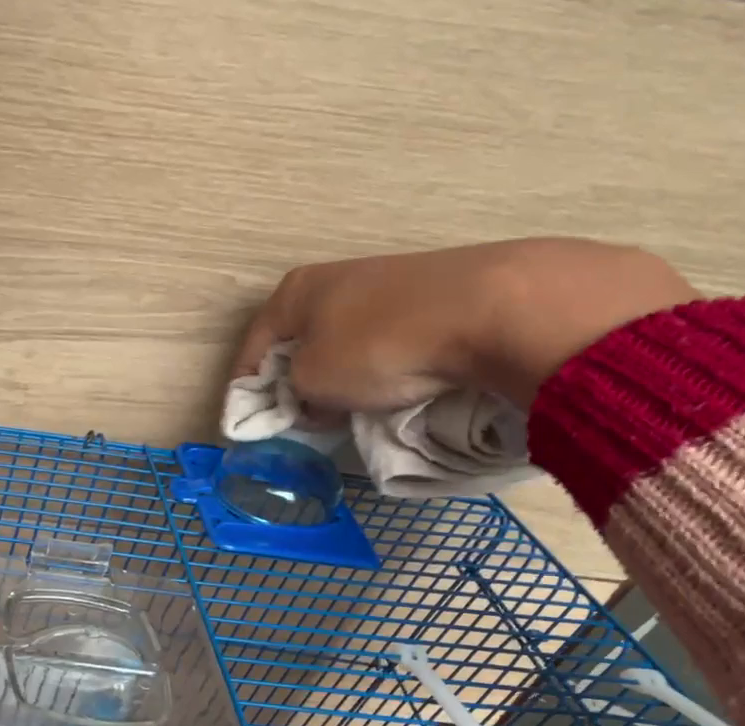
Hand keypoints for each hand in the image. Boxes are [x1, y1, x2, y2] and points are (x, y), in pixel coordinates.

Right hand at [232, 238, 699, 410]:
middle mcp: (338, 278)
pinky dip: (385, 367)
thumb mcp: (312, 381)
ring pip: (346, 342)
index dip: (246, 392)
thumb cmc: (380, 344)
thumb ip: (293, 393)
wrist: (497, 310)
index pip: (253, 348)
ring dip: (342, 377)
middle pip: (301, 343)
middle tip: (302, 422)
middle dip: (297, 383)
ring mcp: (391, 282)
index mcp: (295, 290)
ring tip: (352, 411)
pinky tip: (400, 389)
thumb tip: (311, 400)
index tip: (249, 428)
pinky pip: (391, 341)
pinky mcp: (437, 296)